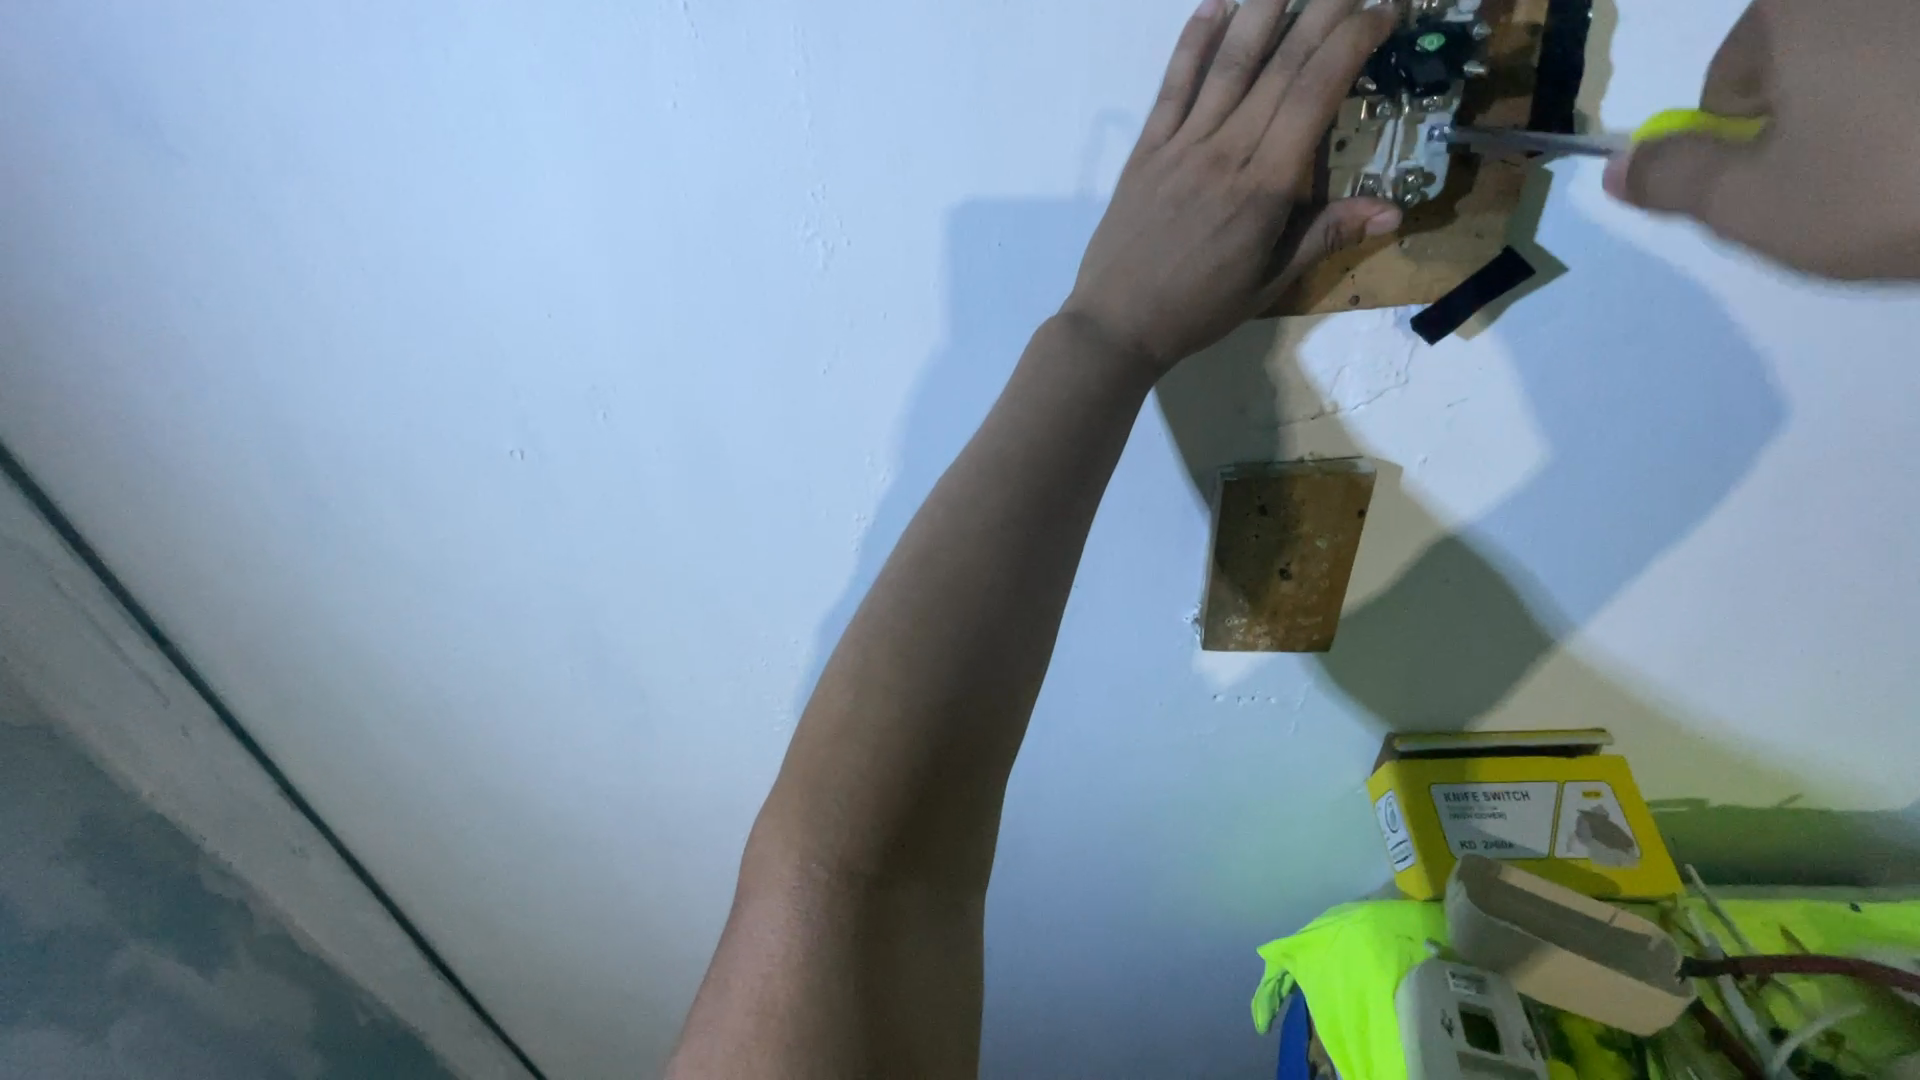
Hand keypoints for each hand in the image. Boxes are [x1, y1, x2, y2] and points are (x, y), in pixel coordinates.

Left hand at [1061, 0, 1401, 375]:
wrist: (1116, 326)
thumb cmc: (1195, 312)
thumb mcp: (1267, 284)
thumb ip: (1324, 237)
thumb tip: (1394, 211)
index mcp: (1264, 188)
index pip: (1316, 92)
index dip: (1353, 40)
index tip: (1383, 10)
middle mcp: (1226, 154)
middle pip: (1281, 65)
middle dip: (1324, 10)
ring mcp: (1180, 148)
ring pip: (1228, 64)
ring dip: (1264, 7)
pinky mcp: (1145, 153)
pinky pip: (1172, 87)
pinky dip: (1192, 43)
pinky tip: (1213, 4)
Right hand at [1605, 0, 1919, 280]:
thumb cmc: (1894, 185)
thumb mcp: (1749, 205)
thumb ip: (1672, 179)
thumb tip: (1617, 164)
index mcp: (1804, 5)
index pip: (1734, 76)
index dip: (1749, 133)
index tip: (1796, 168)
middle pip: (1820, 50)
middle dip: (1827, 108)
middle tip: (1870, 166)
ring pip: (1892, 55)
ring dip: (1894, 100)